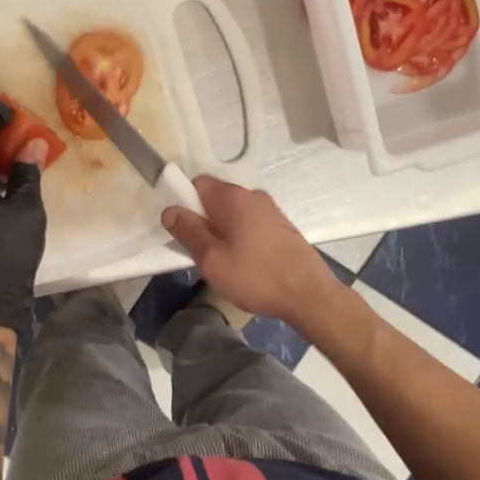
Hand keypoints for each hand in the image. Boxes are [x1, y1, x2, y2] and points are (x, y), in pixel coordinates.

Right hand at [160, 176, 347, 325]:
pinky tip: (245, 265)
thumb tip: (170, 210)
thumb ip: (188, 232)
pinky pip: (250, 225)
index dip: (184, 203)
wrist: (309, 295)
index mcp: (234, 197)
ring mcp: (271, 211)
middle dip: (203, 222)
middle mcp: (254, 196)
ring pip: (234, 215)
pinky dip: (241, 239)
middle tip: (201, 254)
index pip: (198, 183)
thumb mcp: (212, 259)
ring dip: (222, 233)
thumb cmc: (256, 277)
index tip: (182, 230)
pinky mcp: (282, 228)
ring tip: (223, 264)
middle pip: (216, 199)